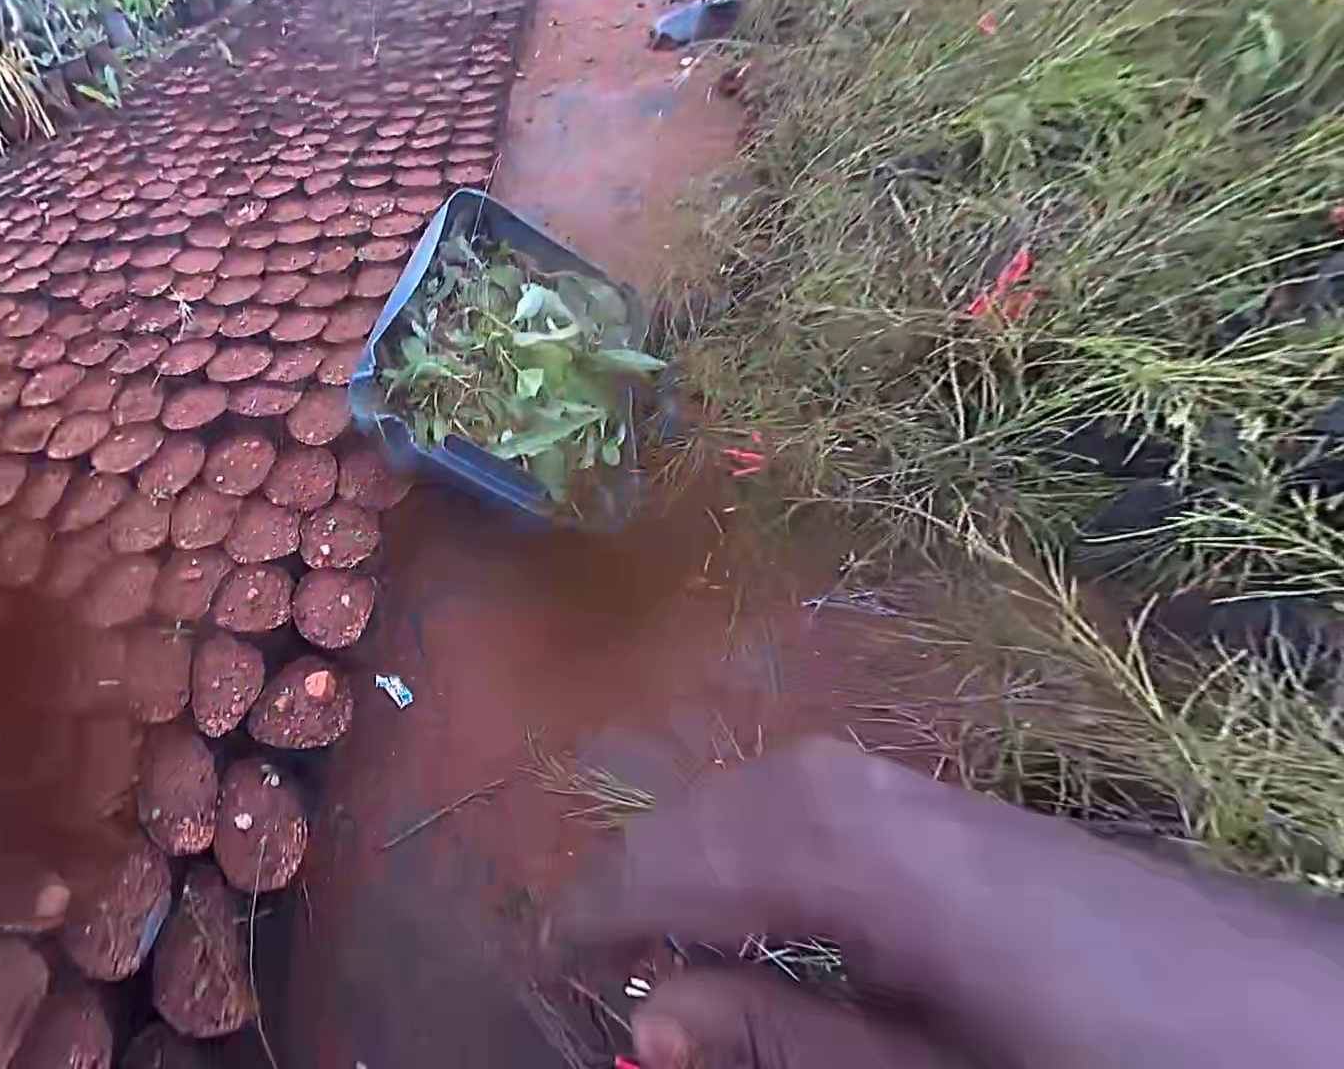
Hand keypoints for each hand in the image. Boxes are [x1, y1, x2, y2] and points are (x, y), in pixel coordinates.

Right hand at [572, 737, 1343, 1068]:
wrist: (1289, 1005)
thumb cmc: (1111, 1058)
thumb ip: (781, 1041)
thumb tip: (644, 1021)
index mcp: (825, 845)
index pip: (658, 869)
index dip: (590, 915)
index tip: (538, 955)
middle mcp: (813, 776)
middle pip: (672, 829)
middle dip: (618, 892)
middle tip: (580, 958)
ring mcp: (841, 766)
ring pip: (704, 808)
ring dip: (662, 872)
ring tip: (636, 935)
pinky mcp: (866, 779)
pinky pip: (748, 804)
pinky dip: (711, 852)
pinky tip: (714, 900)